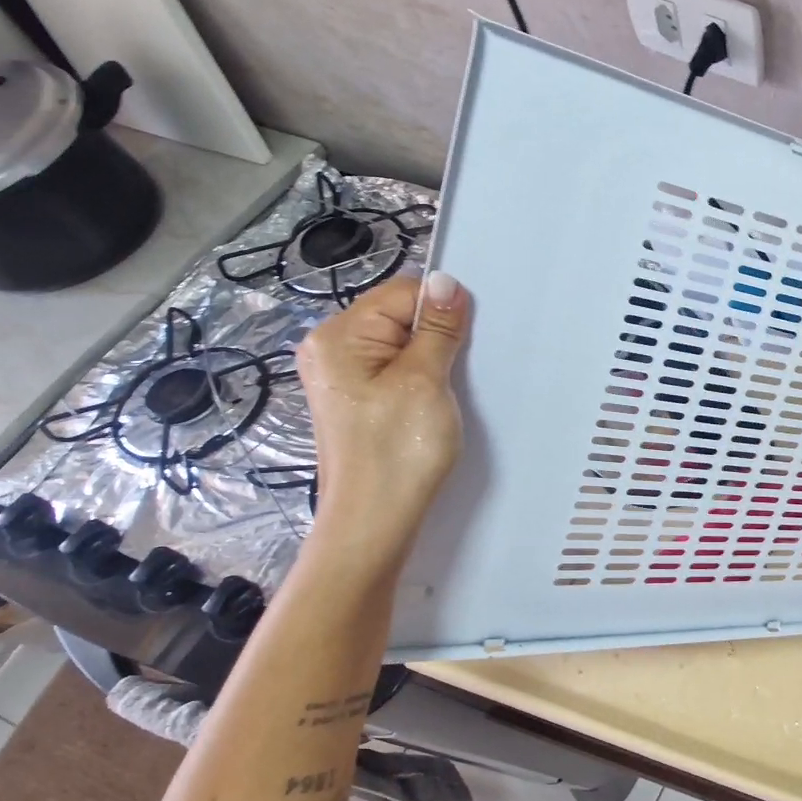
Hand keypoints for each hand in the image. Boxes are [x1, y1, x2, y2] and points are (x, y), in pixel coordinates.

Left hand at [296, 272, 470, 540]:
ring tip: (450, 385)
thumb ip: (437, 329)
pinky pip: (399, 369)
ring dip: (435, 357)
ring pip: (404, 344)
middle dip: (439, 333)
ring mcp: (344, 375)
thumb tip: (446, 282)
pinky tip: (438, 398)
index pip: (403, 293)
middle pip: (401, 316)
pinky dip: (425, 376)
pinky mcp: (359, 398)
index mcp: (339, 336)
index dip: (442, 309)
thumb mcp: (425, 381)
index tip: (468, 340)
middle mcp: (333, 348)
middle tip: (463, 366)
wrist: (376, 518)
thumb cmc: (399, 448)